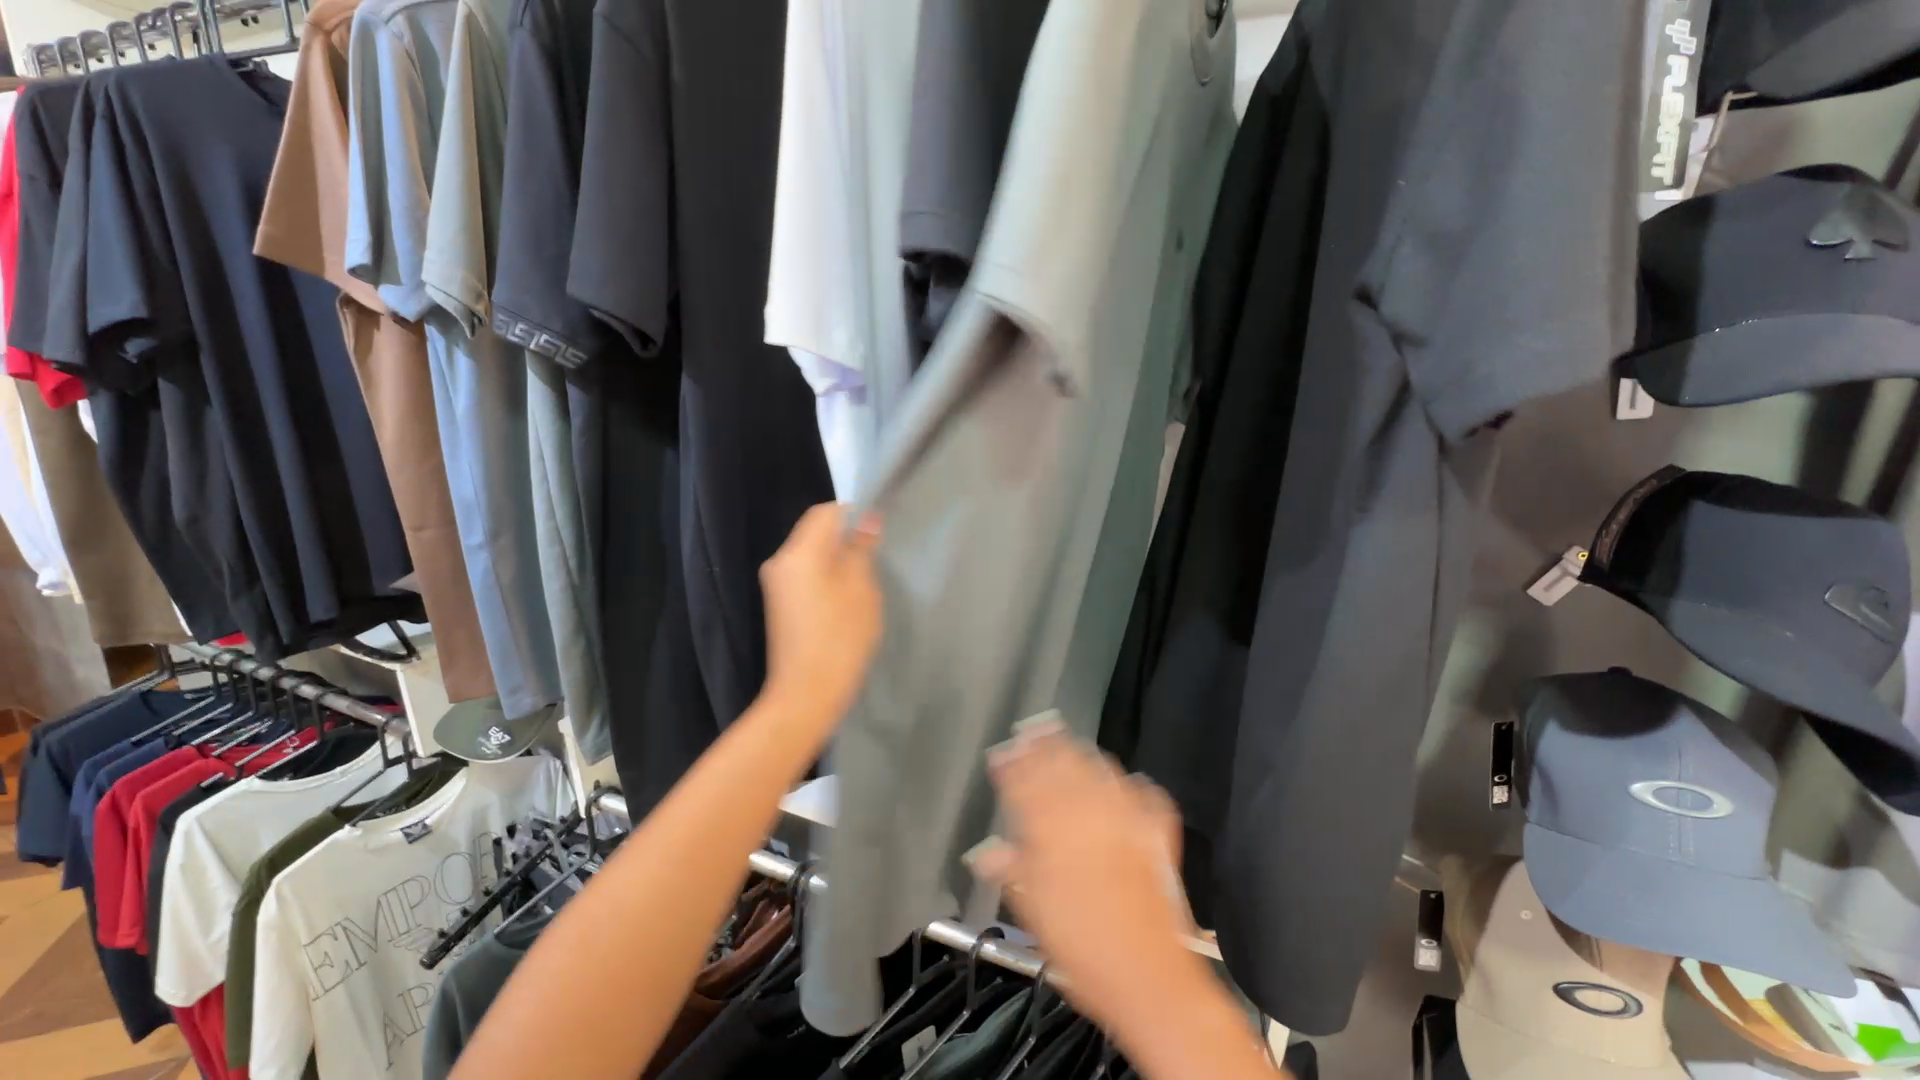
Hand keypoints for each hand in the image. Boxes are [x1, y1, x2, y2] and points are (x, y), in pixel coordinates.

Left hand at [758, 502, 882, 735]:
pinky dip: (827, 581)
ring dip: (838, 563)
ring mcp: (776, 586)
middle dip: (847, 541)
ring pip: (813, 557)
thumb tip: (866, 519)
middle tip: (876, 562)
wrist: (806, 694)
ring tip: (864, 586)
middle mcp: (780, 562)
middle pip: (816, 534)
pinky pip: (806, 578)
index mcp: (798, 552)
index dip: (854, 515)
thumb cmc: (839, 637)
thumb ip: (861, 549)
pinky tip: (847, 604)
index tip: (879, 533)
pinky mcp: (780, 607)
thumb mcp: (861, 589)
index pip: (825, 512)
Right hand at [972, 720, 1205, 1031]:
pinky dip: (1134, 785)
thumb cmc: (1080, 949)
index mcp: (1052, 834)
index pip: (1026, 787)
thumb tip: (990, 852)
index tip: (1002, 753)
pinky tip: (1128, 779)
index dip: (1011, 767)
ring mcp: (1127, 823)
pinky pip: (1147, 797)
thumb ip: (1014, 872)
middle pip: (1063, 769)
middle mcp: (1089, 817)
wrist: (1147, 975)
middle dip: (1045, 747)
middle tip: (1032, 731)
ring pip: (1102, 773)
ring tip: (1070, 742)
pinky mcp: (1157, 836)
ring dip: (1083, 755)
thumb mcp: (1033, 912)